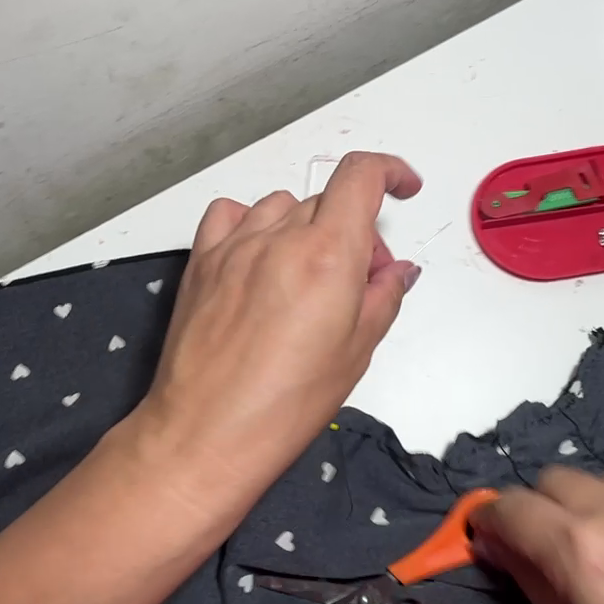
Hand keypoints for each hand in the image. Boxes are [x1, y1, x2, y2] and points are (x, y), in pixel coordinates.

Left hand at [129, 152, 422, 509]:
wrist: (206, 432)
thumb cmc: (284, 406)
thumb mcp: (356, 352)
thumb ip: (383, 296)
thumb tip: (398, 270)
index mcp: (327, 255)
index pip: (361, 176)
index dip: (390, 171)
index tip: (402, 187)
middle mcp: (279, 237)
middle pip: (327, 200)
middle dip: (353, 230)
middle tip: (357, 282)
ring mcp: (235, 245)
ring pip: (282, 205)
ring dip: (305, 228)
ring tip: (306, 277)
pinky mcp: (201, 259)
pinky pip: (230, 214)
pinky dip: (253, 223)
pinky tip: (259, 257)